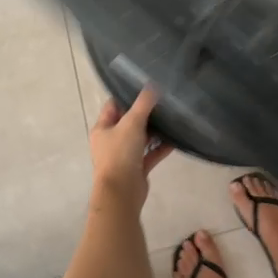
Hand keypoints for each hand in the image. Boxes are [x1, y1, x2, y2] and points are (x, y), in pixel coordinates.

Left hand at [89, 85, 173, 203]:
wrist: (121, 193)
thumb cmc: (120, 154)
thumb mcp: (132, 123)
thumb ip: (143, 104)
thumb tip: (153, 85)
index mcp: (102, 129)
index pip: (113, 106)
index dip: (127, 96)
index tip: (145, 88)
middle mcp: (110, 141)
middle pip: (128, 122)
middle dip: (144, 114)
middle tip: (162, 102)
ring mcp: (124, 156)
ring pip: (140, 138)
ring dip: (154, 131)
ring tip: (171, 118)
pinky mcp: (136, 168)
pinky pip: (150, 154)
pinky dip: (160, 148)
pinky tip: (175, 140)